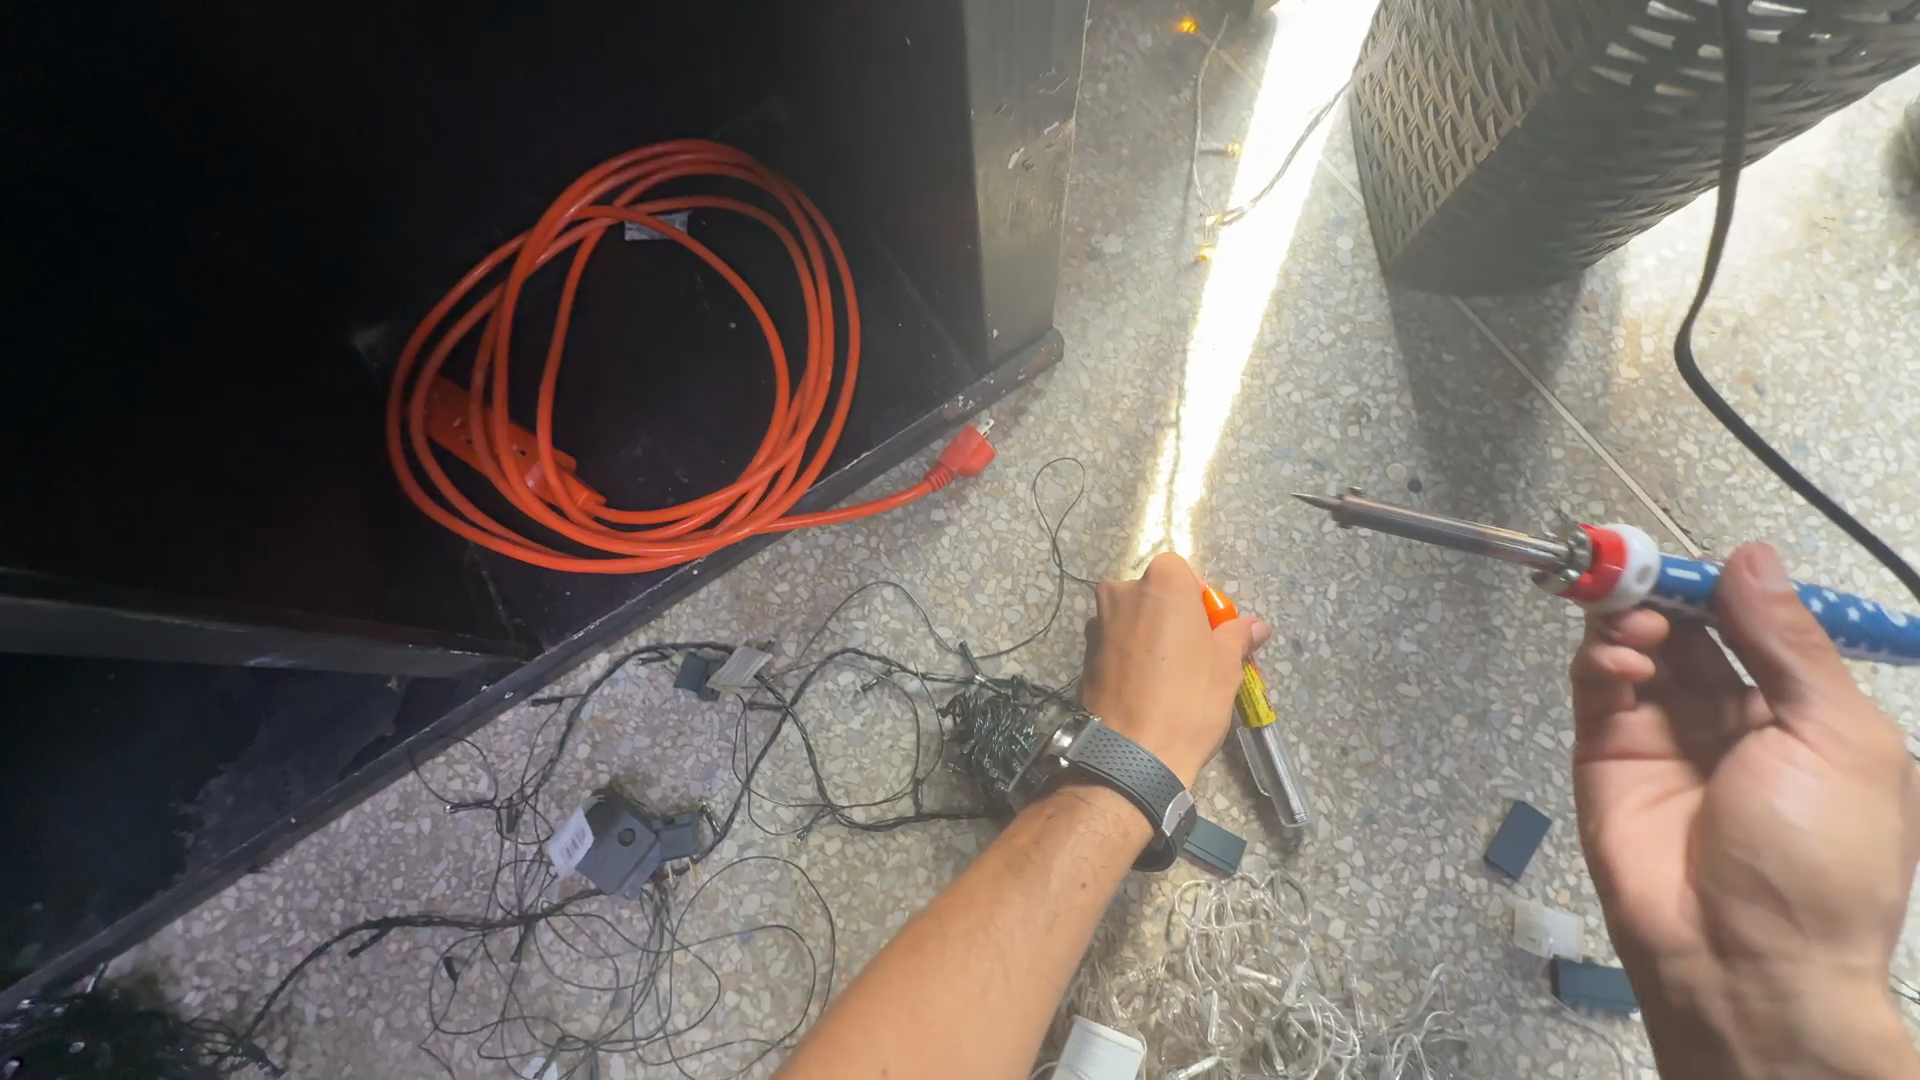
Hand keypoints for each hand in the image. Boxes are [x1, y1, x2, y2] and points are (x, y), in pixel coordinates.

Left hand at [1079, 552, 1269, 786]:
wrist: (1132, 753)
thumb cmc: (1188, 701)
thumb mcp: (1225, 667)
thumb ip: (1236, 637)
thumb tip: (1255, 625)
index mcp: (1160, 584)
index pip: (1181, 571)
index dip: (1197, 597)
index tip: (1209, 629)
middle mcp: (1121, 593)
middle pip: (1152, 593)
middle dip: (1172, 615)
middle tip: (1193, 654)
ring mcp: (1097, 623)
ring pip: (1131, 618)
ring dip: (1149, 635)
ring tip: (1168, 677)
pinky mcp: (1084, 653)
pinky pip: (1114, 643)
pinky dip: (1129, 655)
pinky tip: (1144, 688)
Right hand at [1570, 543, 1919, 1078]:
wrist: (1738, 947)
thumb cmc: (1816, 849)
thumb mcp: (1836, 741)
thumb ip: (1788, 647)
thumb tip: (1751, 555)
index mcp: (1797, 710)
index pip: (1751, 627)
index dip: (1721, 589)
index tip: (1692, 560)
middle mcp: (1724, 710)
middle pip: (1685, 629)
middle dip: (1663, 596)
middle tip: (1636, 576)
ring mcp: (1656, 727)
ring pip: (1634, 648)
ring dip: (1629, 625)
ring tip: (1633, 629)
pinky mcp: (1600, 743)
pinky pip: (1596, 686)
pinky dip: (1601, 662)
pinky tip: (1618, 667)